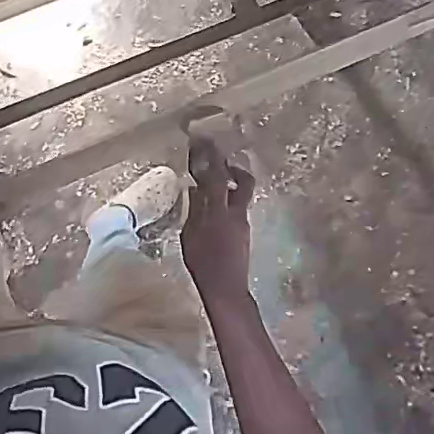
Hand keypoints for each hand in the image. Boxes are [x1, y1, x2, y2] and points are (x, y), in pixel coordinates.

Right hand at [181, 137, 255, 300]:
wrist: (226, 288)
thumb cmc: (202, 263)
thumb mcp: (190, 235)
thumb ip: (194, 210)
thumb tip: (194, 189)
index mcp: (220, 212)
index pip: (217, 178)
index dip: (211, 159)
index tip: (205, 145)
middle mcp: (236, 213)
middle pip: (244, 182)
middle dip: (234, 169)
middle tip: (220, 164)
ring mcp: (243, 223)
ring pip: (240, 197)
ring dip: (229, 187)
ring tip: (211, 187)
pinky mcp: (244, 233)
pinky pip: (236, 210)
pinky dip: (226, 203)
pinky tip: (213, 210)